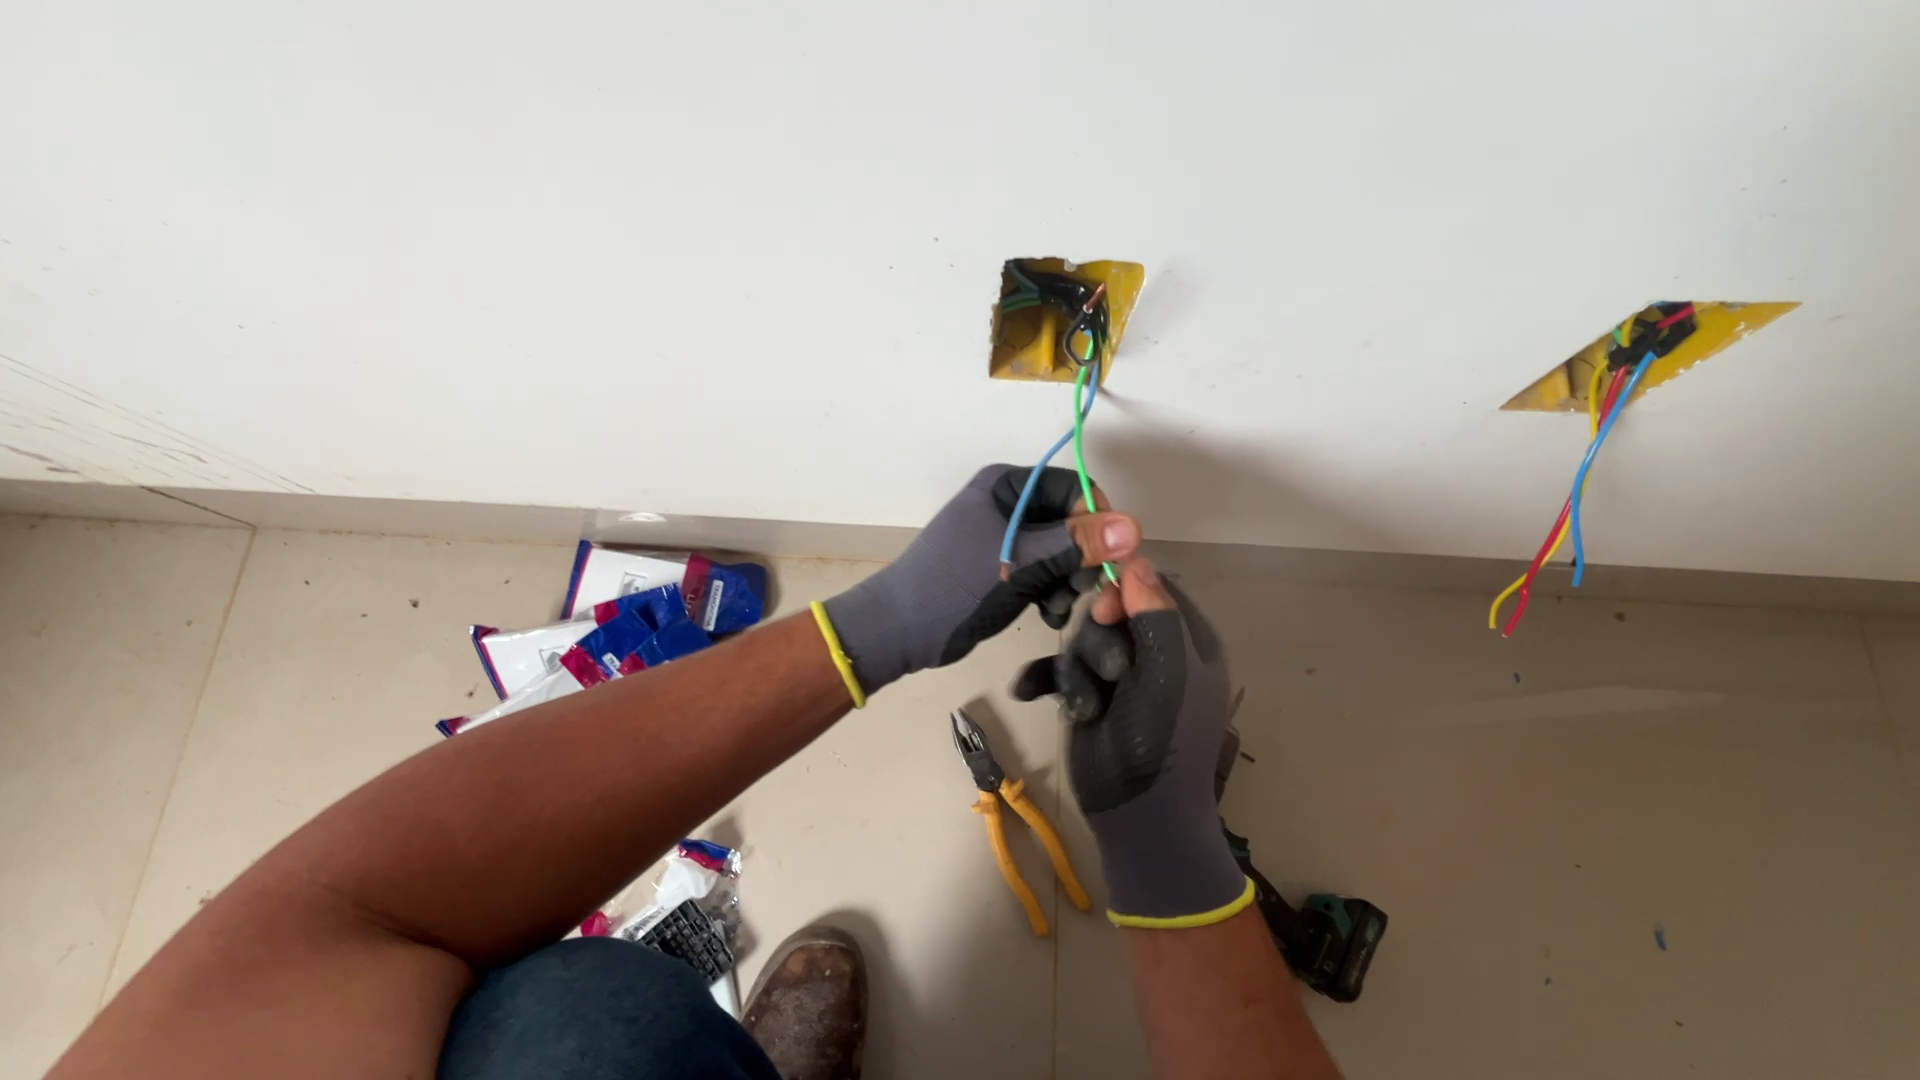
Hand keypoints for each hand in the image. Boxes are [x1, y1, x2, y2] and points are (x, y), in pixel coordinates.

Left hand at [819, 464, 1139, 697]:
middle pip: (1072, 521)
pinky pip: (1046, 572)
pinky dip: (1052, 592)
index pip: (1073, 488)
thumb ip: (1076, 544)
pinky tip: (1047, 614)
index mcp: (1006, 485)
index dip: (1097, 520)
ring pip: (1062, 551)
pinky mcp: (1006, 569)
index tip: (1108, 560)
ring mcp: (1006, 539)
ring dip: (1068, 580)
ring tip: (1057, 607)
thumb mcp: (1020, 562)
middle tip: (1085, 591)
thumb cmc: (954, 586)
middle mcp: (1008, 504)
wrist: (900, 629)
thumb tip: (1134, 527)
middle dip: (1083, 558)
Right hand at [1011, 558, 1249, 924]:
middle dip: (1097, 639)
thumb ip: (1156, 614)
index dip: (1123, 590)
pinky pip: (1058, 669)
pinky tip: (1028, 691)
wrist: (1138, 814)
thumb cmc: (1164, 739)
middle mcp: (1151, 652)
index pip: (1151, 587)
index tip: (1106, 609)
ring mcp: (1116, 676)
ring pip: (1079, 639)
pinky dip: (1045, 679)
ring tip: (1086, 708)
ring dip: (1075, 672)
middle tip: (1108, 671)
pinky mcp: (1086, 695)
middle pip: (1109, 611)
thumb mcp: (1170, 671)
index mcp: (1186, 641)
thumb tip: (1136, 561)